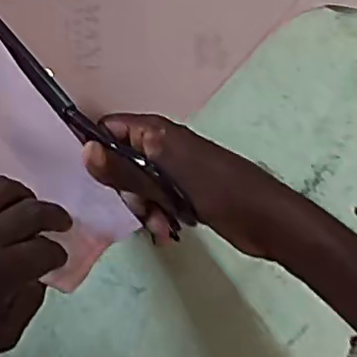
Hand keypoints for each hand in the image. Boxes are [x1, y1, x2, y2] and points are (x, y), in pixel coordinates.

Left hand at [0, 174, 70, 356]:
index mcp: (1, 270)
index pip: (43, 249)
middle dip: (53, 215)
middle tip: (60, 221)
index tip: (58, 255)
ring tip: (30, 203)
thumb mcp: (5, 333)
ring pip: (0, 187)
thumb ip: (30, 300)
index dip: (57, 253)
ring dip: (23, 193)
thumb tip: (40, 273)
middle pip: (29, 210)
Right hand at [81, 114, 302, 259]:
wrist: (270, 221)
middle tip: (138, 206)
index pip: (108, 128)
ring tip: (158, 223)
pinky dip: (156, 211)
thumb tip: (85, 152)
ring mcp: (172, 167)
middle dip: (124, 187)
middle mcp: (159, 143)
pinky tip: (167, 228)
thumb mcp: (163, 183)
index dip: (97, 149)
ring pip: (136, 182)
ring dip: (141, 205)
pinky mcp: (183, 189)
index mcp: (153, 130)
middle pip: (119, 158)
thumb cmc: (218, 192)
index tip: (96, 176)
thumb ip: (122, 170)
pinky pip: (154, 196)